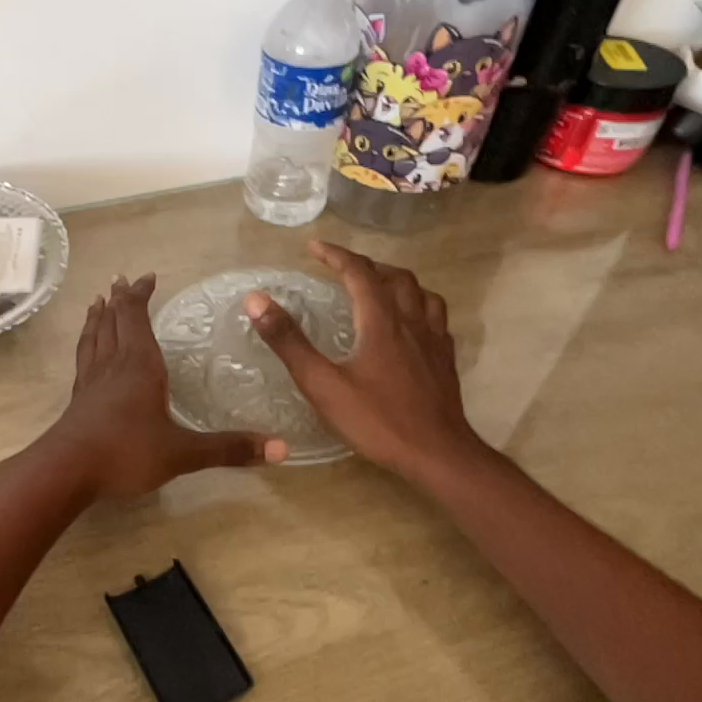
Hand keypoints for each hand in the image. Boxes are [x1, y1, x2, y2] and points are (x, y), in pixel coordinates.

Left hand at [38, 273, 287, 501]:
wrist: (67, 470)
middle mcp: (113, 364)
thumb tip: (280, 448)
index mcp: (139, 365)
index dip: (140, 294)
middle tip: (120, 279)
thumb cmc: (126, 452)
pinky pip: (83, 358)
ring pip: (93, 337)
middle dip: (119, 299)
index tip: (148, 276)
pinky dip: (86, 343)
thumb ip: (228, 449)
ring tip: (97, 302)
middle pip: (113, 321)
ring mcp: (90, 381)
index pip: (136, 316)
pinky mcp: (78, 399)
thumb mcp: (183, 452)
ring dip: (97, 317)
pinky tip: (87, 350)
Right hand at [244, 241, 484, 481]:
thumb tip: (256, 299)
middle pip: (395, 277)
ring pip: (421, 293)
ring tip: (377, 287)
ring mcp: (434, 340)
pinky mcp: (445, 360)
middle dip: (366, 265)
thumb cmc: (377, 420)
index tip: (313, 247)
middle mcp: (411, 321)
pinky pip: (435, 318)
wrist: (437, 454)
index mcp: (381, 321)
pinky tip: (408, 324)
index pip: (359, 273)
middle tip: (342, 268)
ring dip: (396, 281)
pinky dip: (417, 307)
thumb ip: (288, 341)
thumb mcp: (322, 383)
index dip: (335, 255)